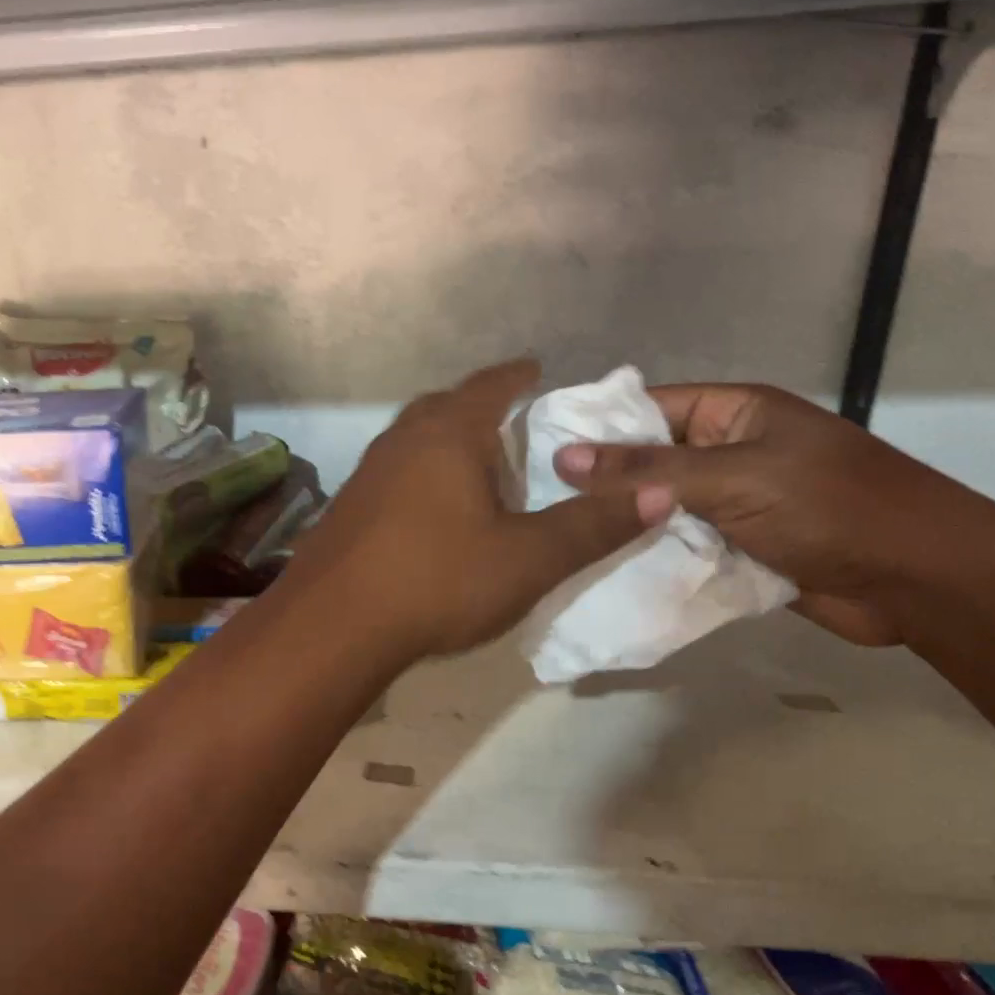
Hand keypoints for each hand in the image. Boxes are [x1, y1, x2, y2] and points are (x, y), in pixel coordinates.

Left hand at [284, 359, 669, 665]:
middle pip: (444, 405)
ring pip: (413, 437)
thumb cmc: (438, 580)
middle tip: (510, 418)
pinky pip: (393, 470)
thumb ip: (593, 525)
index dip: (516, 376)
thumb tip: (662, 492)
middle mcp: (402, 440)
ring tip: (475, 461)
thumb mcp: (529, 558)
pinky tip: (430, 506)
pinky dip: (420, 470)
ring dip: (444, 438)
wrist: (333, 623)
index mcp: (448, 435)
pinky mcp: (348, 505)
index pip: (489, 386)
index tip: (536, 371)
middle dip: (478, 405)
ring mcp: (367, 472)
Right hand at [555, 384, 994, 646]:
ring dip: (623, 526)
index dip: (595, 428)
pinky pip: (680, 546)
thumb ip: (646, 472)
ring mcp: (733, 503)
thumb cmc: (833, 509)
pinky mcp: (738, 548)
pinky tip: (600, 570)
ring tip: (555, 540)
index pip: (647, 408)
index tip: (534, 453)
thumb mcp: (733, 479)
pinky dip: (650, 557)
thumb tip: (564, 458)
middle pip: (648, 462)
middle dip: (601, 484)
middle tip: (534, 505)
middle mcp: (728, 451)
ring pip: (660, 509)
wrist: (926, 584)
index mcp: (734, 413)